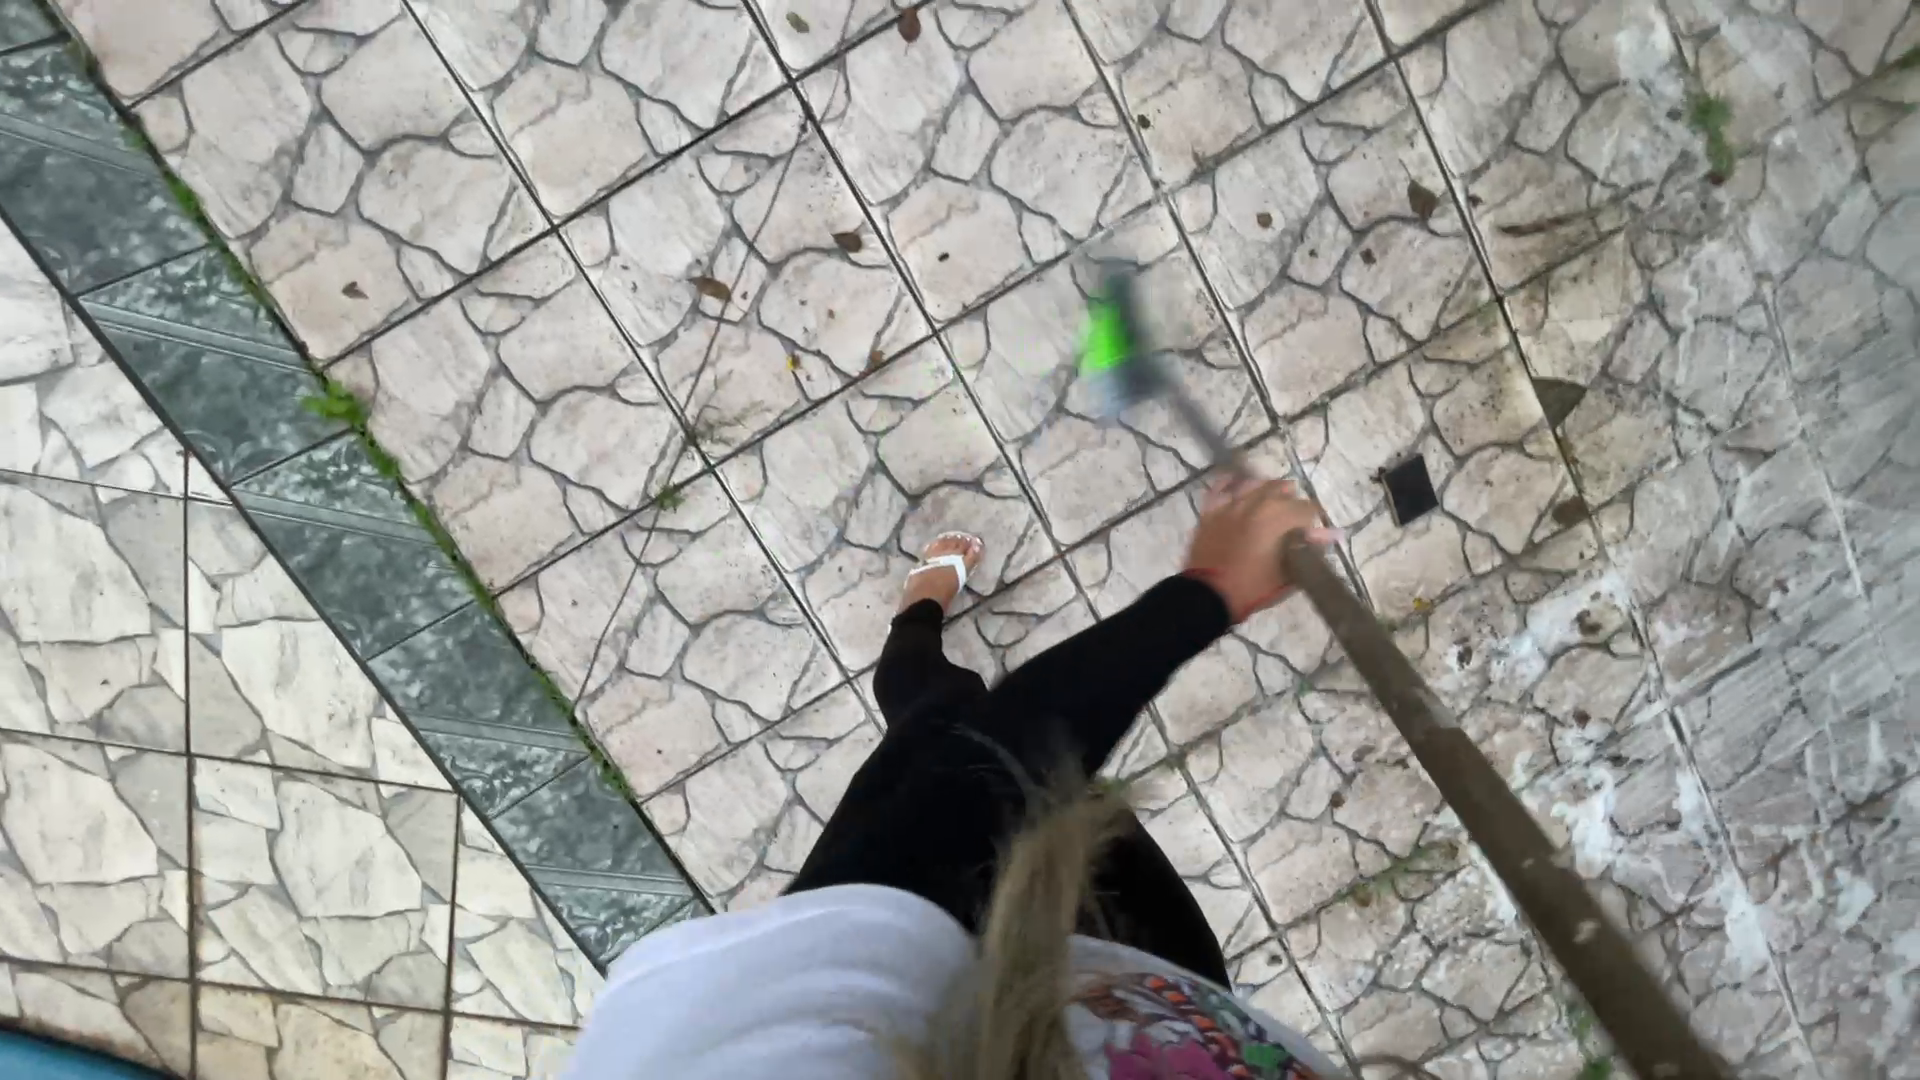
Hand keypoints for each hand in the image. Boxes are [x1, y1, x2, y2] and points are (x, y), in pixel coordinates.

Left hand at [1183, 472, 1341, 621]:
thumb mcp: (1289, 573)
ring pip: (1254, 485)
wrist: (1208, 595)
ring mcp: (1230, 505)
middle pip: (1281, 491)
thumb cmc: (1254, 587)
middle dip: (1291, 502)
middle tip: (1293, 518)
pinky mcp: (1209, 511)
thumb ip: (1311, 548)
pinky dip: (1230, 484)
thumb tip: (1332, 533)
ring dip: (1266, 490)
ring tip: (1271, 501)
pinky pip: (1220, 488)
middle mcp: (1256, 503)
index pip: (1307, 508)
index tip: (1311, 532)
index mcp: (1279, 517)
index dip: (1312, 519)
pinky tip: (1236, 483)